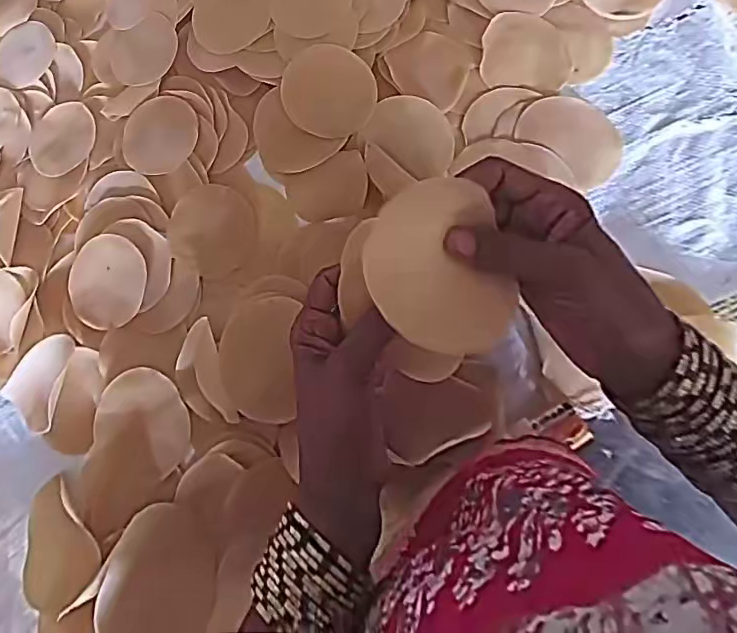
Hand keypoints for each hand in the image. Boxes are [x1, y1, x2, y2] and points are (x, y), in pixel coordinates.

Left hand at [290, 265, 396, 566]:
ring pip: (373, 318)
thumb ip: (370, 332)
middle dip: (378, 282)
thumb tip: (398, 292)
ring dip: (393, 305)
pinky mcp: (375, 374)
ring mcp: (353, 356)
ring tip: (425, 284)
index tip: (387, 247)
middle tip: (415, 262)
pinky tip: (427, 319)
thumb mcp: (348, 373)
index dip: (352, 263)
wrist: (346, 489)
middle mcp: (329, 337)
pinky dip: (403, 329)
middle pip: (353, 297)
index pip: (328, 281)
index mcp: (309, 330)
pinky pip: (389, 340)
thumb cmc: (334, 428)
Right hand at [446, 158, 682, 400]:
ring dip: (461, 239)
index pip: (501, 174)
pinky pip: (487, 260)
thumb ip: (507, 251)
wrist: (637, 358)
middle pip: (487, 200)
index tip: (441, 204)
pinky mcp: (522, 277)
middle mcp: (536, 219)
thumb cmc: (610, 303)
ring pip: (484, 231)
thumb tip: (451, 237)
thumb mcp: (562, 270)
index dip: (470, 182)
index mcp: (553, 202)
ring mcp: (528, 249)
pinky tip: (450, 274)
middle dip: (459, 211)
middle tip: (428, 231)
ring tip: (431, 252)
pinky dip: (469, 264)